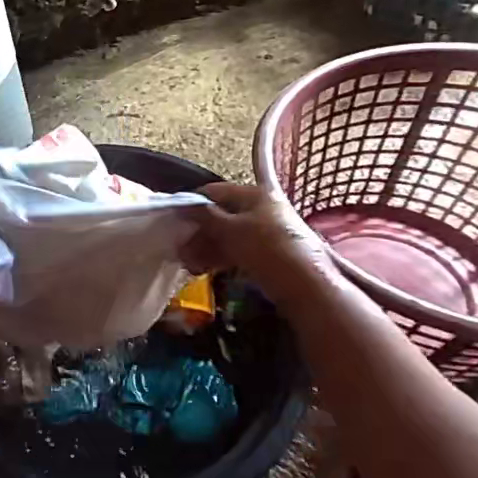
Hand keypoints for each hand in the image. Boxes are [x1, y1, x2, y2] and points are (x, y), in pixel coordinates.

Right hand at [182, 182, 337, 306]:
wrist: (305, 285)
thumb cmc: (266, 248)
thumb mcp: (230, 229)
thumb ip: (204, 215)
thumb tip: (183, 205)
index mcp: (255, 195)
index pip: (214, 191)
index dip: (191, 204)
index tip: (172, 219)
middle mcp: (260, 209)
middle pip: (219, 215)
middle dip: (197, 232)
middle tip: (178, 248)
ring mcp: (264, 231)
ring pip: (225, 235)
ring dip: (204, 248)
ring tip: (188, 263)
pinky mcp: (265, 253)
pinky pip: (235, 250)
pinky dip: (217, 257)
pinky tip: (202, 269)